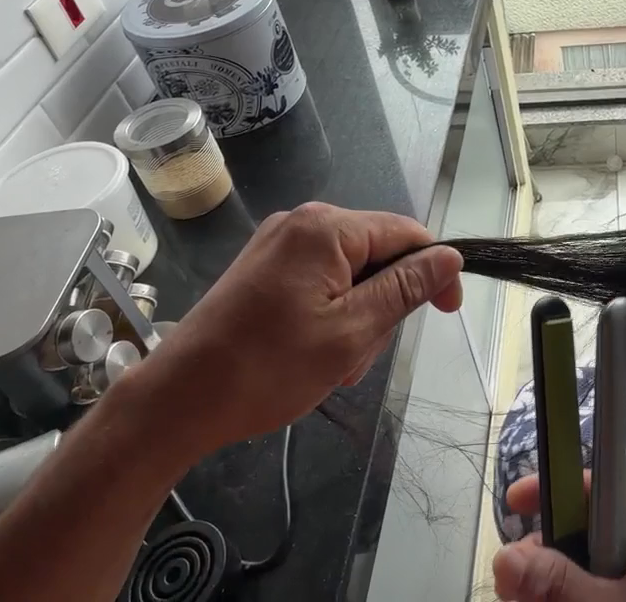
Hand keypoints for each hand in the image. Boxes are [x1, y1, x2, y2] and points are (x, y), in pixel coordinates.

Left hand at [136, 202, 462, 454]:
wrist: (175, 403)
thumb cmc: (267, 369)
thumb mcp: (351, 333)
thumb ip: (406, 288)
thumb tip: (450, 257)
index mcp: (326, 228)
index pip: (407, 235)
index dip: (434, 272)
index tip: (446, 314)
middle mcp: (303, 223)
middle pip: (378, 254)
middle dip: (382, 305)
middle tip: (357, 356)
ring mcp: (280, 245)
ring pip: (352, 274)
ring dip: (356, 318)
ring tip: (329, 362)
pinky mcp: (264, 269)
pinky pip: (322, 282)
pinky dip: (330, 316)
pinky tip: (310, 352)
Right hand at [492, 474, 625, 601]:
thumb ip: (557, 582)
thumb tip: (504, 555)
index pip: (597, 491)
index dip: (556, 491)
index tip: (514, 503)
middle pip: (580, 536)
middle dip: (542, 559)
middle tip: (512, 588)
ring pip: (580, 574)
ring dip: (549, 590)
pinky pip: (589, 596)